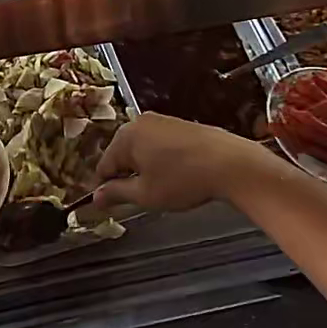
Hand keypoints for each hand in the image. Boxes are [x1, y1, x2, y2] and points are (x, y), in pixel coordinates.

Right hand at [93, 112, 276, 212]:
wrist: (230, 163)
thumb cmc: (183, 180)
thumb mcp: (146, 194)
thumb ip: (117, 193)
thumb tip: (96, 197)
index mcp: (126, 136)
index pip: (103, 166)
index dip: (105, 189)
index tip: (109, 207)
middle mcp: (140, 122)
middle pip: (121, 155)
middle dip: (126, 177)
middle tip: (138, 200)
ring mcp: (161, 120)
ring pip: (140, 149)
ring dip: (143, 169)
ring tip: (160, 189)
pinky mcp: (179, 124)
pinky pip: (158, 143)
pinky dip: (159, 160)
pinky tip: (174, 175)